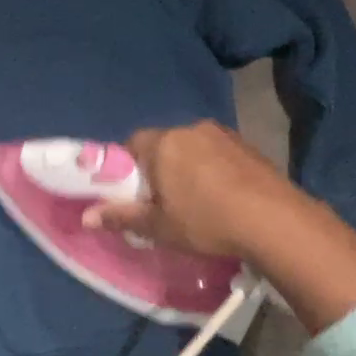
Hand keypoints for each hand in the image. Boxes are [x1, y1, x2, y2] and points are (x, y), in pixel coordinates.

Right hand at [84, 121, 355, 335]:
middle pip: (162, 145)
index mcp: (163, 144)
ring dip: (185, 170)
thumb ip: (120, 217)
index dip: (125, 168)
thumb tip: (86, 216)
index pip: (131, 144)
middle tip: (158, 204)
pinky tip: (216, 198)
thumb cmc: (204, 221)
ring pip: (190, 150)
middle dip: (156, 169)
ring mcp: (222, 134)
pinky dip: (209, 172)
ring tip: (190, 203)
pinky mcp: (246, 146)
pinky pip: (215, 155)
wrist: (270, 218)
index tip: (130, 194)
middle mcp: (191, 129)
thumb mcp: (157, 226)